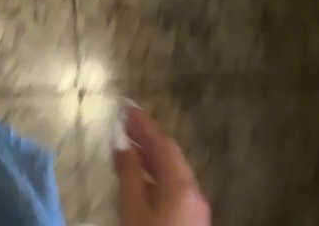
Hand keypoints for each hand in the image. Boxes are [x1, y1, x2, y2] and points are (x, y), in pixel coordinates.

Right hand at [115, 102, 210, 225]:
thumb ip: (129, 172)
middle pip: (171, 155)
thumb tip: (121, 143)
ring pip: (173, 171)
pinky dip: (157, 173)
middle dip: (148, 136)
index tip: (126, 105)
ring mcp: (196, 208)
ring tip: (128, 143)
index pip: (162, 143)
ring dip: (151, 155)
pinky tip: (141, 175)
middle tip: (125, 121)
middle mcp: (194, 191)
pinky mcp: (192, 221)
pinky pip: (175, 186)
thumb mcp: (133, 209)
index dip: (143, 123)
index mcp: (181, 184)